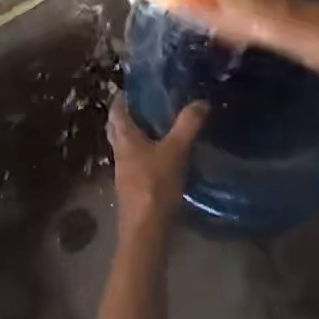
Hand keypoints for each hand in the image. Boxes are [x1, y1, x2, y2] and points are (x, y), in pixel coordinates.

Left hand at [106, 96, 207, 232]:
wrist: (145, 230)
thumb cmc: (155, 184)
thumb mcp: (176, 150)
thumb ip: (188, 124)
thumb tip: (201, 101)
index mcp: (124, 139)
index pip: (117, 111)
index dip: (123, 98)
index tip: (135, 88)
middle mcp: (119, 153)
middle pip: (118, 129)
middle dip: (128, 116)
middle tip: (147, 106)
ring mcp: (123, 172)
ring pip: (126, 147)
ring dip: (137, 137)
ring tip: (158, 128)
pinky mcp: (132, 189)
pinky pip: (135, 163)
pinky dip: (144, 154)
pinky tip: (161, 157)